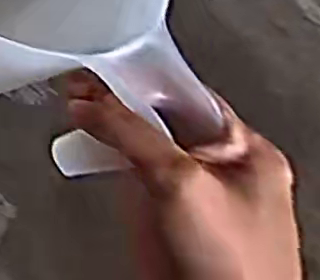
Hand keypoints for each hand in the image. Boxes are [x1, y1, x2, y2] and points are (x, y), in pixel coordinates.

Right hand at [65, 72, 301, 279]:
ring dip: (102, 116)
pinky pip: (125, 157)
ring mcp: (189, 182)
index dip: (138, 72)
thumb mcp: (179, 180)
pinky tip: (82, 139)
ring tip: (74, 105)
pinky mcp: (161, 200)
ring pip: (136, 131)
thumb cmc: (235, 269)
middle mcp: (219, 162)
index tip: (100, 60)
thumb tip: (86, 102)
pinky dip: (100, 143)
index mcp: (245, 150)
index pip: (181, 88)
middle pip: (155, 107)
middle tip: (79, 82)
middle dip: (113, 93)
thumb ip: (128, 130)